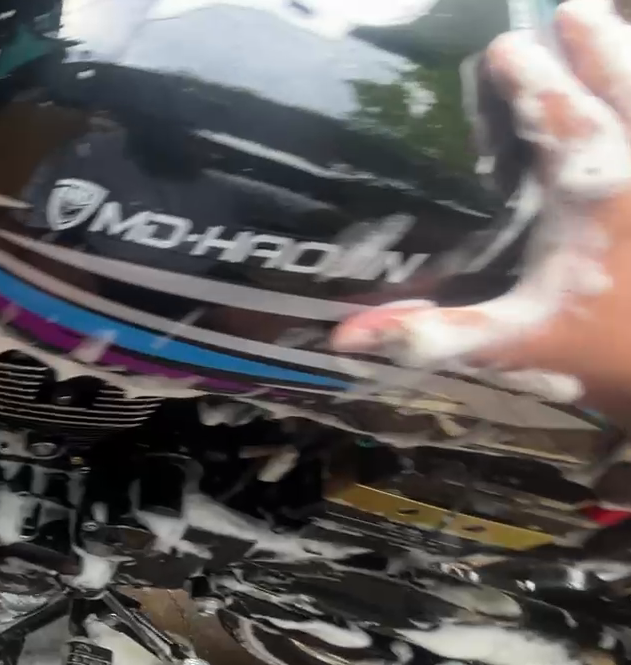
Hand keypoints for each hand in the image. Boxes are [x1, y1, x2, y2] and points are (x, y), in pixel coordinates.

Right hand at [330, 0, 630, 414]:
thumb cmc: (603, 350)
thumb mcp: (510, 345)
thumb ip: (430, 334)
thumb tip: (342, 335)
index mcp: (603, 199)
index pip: (567, 123)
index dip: (536, 85)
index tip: (507, 48)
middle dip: (602, 46)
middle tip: (572, 10)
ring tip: (622, 20)